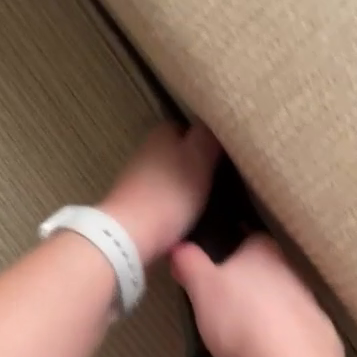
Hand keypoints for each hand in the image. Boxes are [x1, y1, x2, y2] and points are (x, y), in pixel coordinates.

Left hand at [100, 122, 221, 262]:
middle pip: (180, 153)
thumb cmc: (171, 194)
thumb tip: (215, 122)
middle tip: (220, 186)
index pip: (191, 129)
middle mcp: (147, 149)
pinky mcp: (133, 203)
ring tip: (208, 206)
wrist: (132, 235)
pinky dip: (173, 205)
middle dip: (198, 167)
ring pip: (171, 177)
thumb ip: (209, 136)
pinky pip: (162, 198)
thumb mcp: (200, 158)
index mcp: (163, 132)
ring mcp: (137, 177)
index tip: (224, 161)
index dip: (209, 143)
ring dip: (186, 188)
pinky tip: (186, 219)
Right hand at [171, 236, 345, 356]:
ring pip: (277, 313)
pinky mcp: (320, 339)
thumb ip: (189, 264)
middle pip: (264, 278)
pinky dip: (274, 355)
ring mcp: (311, 307)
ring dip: (258, 328)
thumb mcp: (202, 287)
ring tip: (233, 355)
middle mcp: (292, 274)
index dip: (231, 251)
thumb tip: (180, 249)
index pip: (249, 238)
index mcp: (264, 252)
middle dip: (244, 296)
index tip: (215, 269)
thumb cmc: (243, 320)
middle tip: (220, 318)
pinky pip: (290, 343)